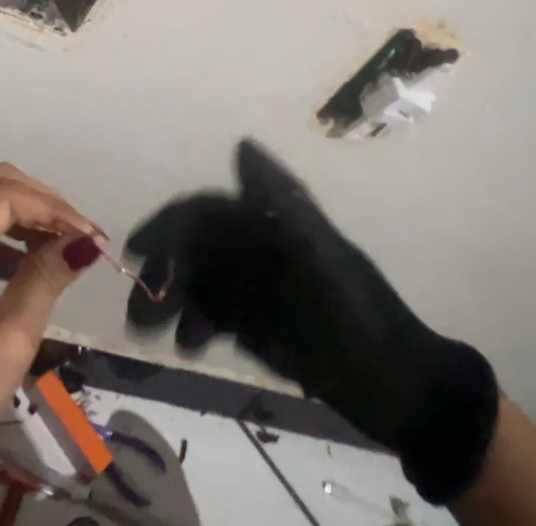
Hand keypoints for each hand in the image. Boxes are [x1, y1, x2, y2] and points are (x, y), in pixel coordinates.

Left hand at [0, 164, 103, 524]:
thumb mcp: (9, 337)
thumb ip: (47, 276)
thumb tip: (89, 240)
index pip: (4, 196)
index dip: (55, 210)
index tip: (97, 239)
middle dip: (43, 205)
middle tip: (84, 238)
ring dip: (28, 220)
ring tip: (69, 249)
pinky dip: (8, 241)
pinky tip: (37, 264)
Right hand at [124, 140, 499, 504]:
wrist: (399, 390)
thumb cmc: (360, 320)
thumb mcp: (323, 258)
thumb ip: (282, 203)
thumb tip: (244, 146)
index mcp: (278, 223)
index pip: (210, 210)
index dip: (171, 226)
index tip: (136, 251)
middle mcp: (265, 248)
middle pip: (200, 247)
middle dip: (166, 271)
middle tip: (138, 311)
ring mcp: (261, 288)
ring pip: (203, 281)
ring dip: (173, 300)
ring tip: (151, 331)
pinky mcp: (261, 324)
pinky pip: (216, 314)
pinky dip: (196, 323)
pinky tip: (189, 344)